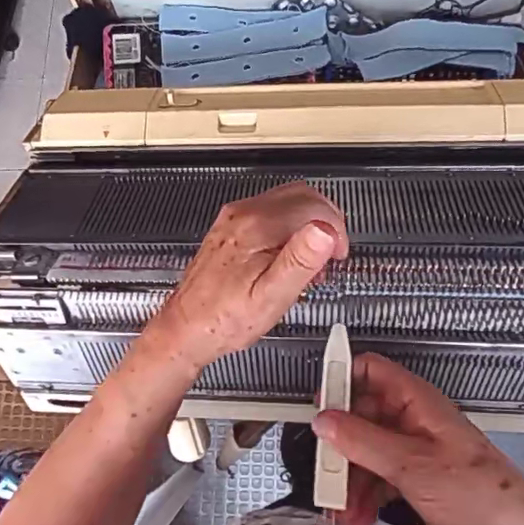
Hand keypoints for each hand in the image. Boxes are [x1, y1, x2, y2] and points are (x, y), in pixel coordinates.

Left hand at [139, 183, 348, 373]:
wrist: (186, 329)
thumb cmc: (224, 320)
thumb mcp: (272, 296)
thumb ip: (301, 260)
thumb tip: (324, 231)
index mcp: (258, 227)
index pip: (315, 207)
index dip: (336, 231)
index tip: (337, 256)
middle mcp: (244, 214)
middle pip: (303, 195)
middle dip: (326, 221)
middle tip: (331, 254)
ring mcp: (235, 219)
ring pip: (288, 201)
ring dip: (309, 223)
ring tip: (311, 260)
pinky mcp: (230, 228)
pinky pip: (271, 212)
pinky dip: (289, 227)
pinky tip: (288, 257)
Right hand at [312, 353, 523, 524]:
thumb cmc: (485, 496)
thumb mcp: (413, 466)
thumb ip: (363, 441)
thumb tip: (326, 420)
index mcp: (417, 402)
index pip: (370, 371)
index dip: (340, 381)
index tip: (317, 404)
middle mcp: (413, 420)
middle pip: (359, 418)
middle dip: (339, 448)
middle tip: (326, 474)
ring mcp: (413, 449)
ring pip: (365, 452)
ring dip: (349, 481)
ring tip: (343, 510)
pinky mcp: (415, 476)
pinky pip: (378, 477)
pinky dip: (364, 497)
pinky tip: (359, 518)